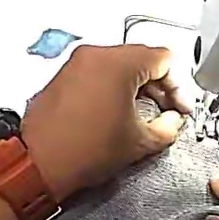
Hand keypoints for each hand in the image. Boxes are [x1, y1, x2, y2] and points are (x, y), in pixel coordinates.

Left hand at [22, 44, 191, 199]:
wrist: (37, 164)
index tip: (180, 107)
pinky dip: (113, 88)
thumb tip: (172, 121)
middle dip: (160, 85)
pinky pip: (98, 73)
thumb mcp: (138, 142)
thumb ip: (167, 127)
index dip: (180, 86)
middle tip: (167, 111)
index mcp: (119, 63)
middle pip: (142, 58)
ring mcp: (77, 64)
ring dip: (137, 86)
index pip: (165, 59)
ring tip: (142, 115)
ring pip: (119, 65)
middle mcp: (96, 55)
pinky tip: (118, 114)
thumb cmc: (81, 151)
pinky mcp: (64, 77)